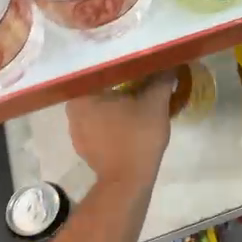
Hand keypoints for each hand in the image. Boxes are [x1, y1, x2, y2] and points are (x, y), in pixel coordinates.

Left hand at [65, 73, 176, 195]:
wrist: (128, 182)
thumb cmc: (137, 137)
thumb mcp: (155, 103)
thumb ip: (161, 79)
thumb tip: (169, 61)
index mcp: (82, 95)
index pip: (97, 69)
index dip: (117, 63)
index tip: (133, 60)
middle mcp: (72, 111)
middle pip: (96, 88)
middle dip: (116, 82)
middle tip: (137, 75)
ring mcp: (76, 132)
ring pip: (96, 108)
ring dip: (113, 102)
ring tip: (134, 96)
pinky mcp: (84, 148)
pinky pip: (98, 125)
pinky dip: (111, 121)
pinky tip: (127, 120)